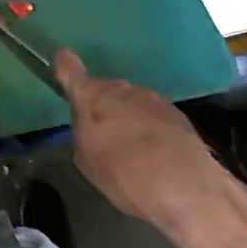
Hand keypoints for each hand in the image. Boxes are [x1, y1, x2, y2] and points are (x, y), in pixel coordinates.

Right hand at [55, 49, 246, 247]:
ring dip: (129, 117)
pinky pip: (153, 115)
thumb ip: (84, 135)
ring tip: (137, 152)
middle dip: (102, 107)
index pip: (69, 67)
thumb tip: (92, 127)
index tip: (62, 62)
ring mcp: (150, 97)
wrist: (184, 185)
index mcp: (90, 97)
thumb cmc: (123, 174)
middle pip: (104, 90)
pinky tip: (159, 155)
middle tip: (105, 137)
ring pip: (130, 102)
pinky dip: (152, 128)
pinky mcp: (175, 111)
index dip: (64, 64)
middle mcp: (119, 88)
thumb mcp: (87, 162)